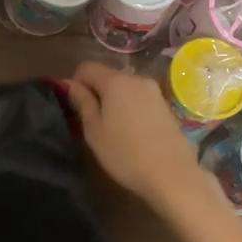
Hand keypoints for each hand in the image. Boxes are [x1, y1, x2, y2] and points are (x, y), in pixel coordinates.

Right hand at [62, 62, 217, 213]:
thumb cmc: (125, 154)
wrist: (172, 174)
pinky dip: (131, 108)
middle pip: (108, 75)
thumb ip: (82, 102)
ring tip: (113, 129)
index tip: (74, 107)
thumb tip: (69, 83)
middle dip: (96, 92)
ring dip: (114, 101)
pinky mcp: (166, 105)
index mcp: (115, 81)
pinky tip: (132, 132)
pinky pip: (140, 98)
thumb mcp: (95, 131)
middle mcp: (137, 78)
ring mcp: (154, 91)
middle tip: (92, 122)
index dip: (75, 83)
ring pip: (125, 87)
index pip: (87, 67)